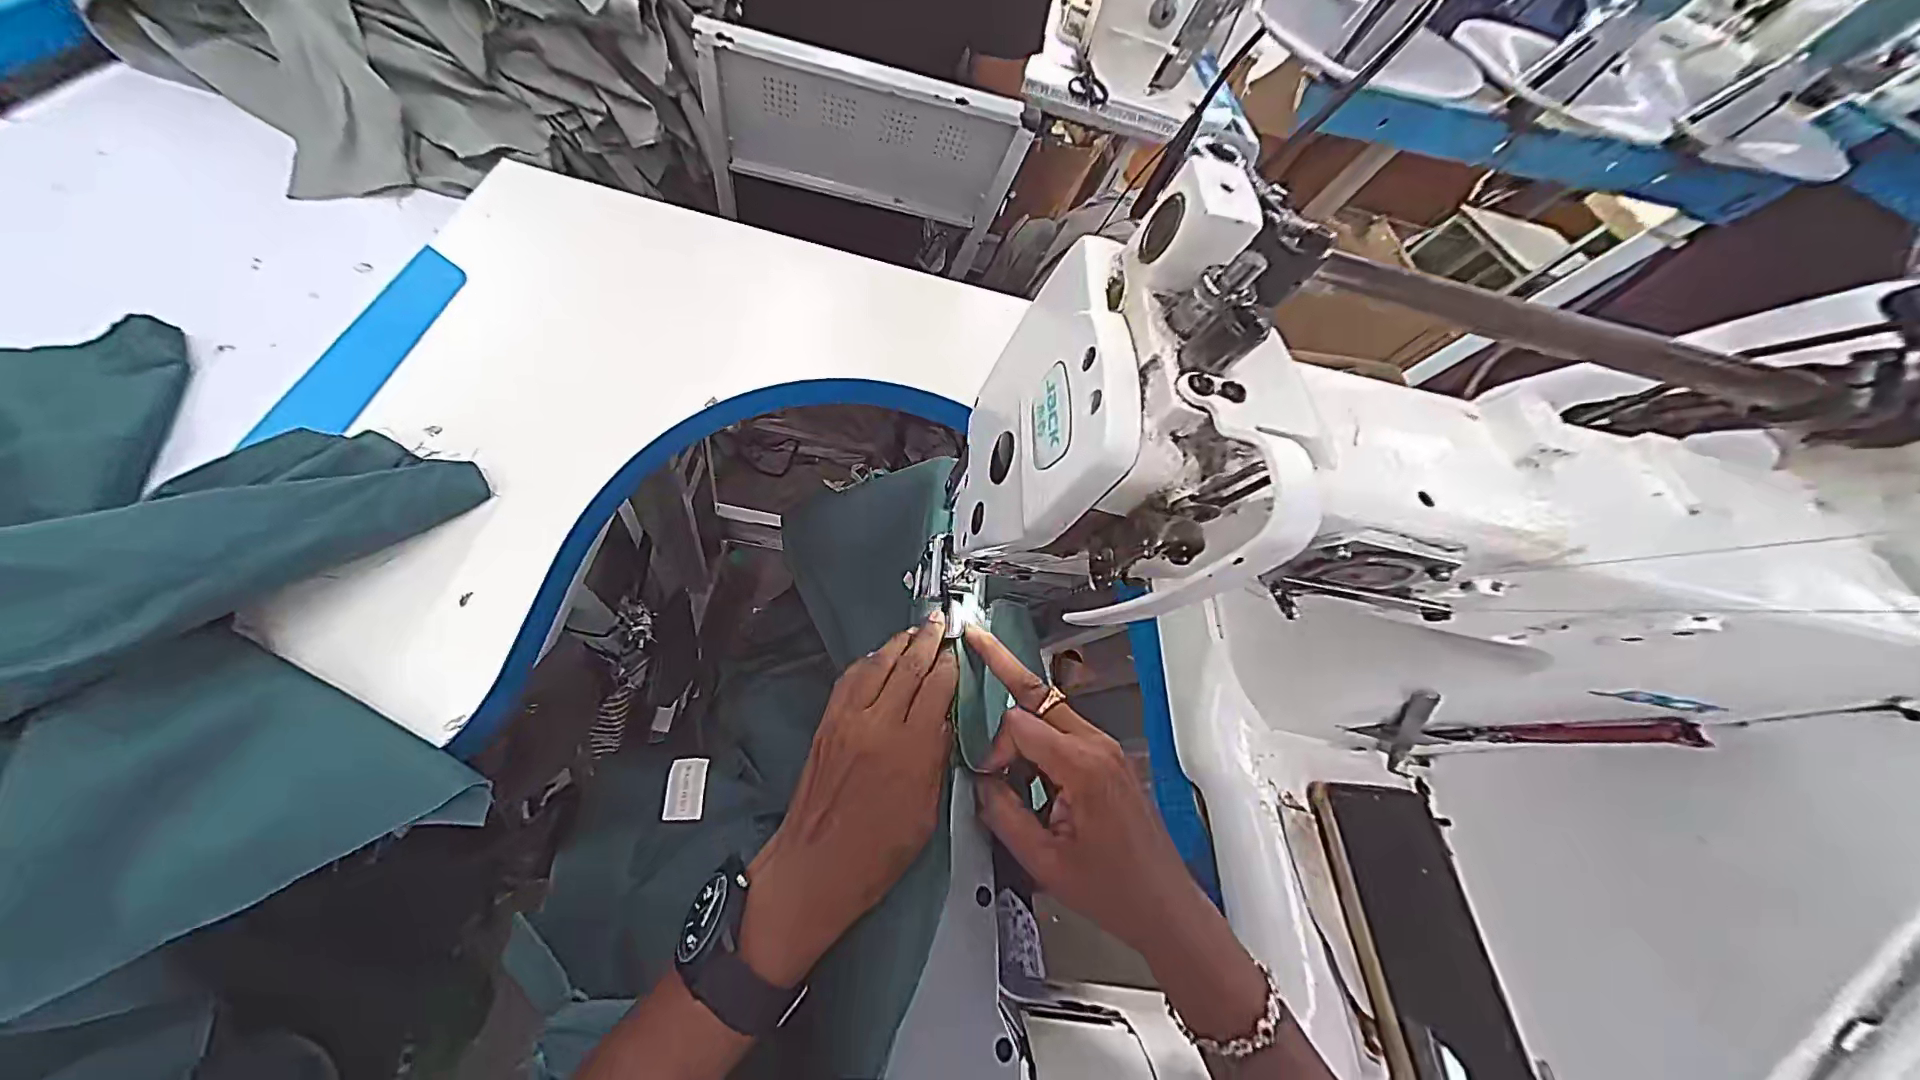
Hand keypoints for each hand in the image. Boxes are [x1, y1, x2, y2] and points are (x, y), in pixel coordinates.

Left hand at [738, 613, 957, 987]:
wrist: (814, 866)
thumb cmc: (878, 851)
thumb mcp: (926, 811)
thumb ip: (937, 759)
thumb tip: (946, 720)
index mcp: (910, 749)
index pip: (937, 688)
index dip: (951, 664)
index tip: (960, 650)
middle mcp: (877, 725)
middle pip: (908, 667)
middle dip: (928, 640)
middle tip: (941, 622)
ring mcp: (847, 720)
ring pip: (876, 665)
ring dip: (898, 643)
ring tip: (915, 629)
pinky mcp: (826, 723)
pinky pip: (849, 679)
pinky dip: (868, 661)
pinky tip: (878, 655)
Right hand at [963, 623, 1207, 961]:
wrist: (1163, 906)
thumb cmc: (1114, 889)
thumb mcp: (1042, 858)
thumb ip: (1001, 811)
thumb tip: (980, 780)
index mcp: (1083, 766)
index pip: (1020, 723)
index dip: (993, 747)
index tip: (987, 778)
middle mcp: (1097, 746)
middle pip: (1038, 695)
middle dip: (1002, 668)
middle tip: (976, 640)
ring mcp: (1106, 750)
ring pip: (1050, 712)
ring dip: (1021, 728)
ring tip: (1004, 765)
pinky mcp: (1107, 760)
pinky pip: (1064, 734)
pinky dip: (1039, 745)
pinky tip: (1030, 780)